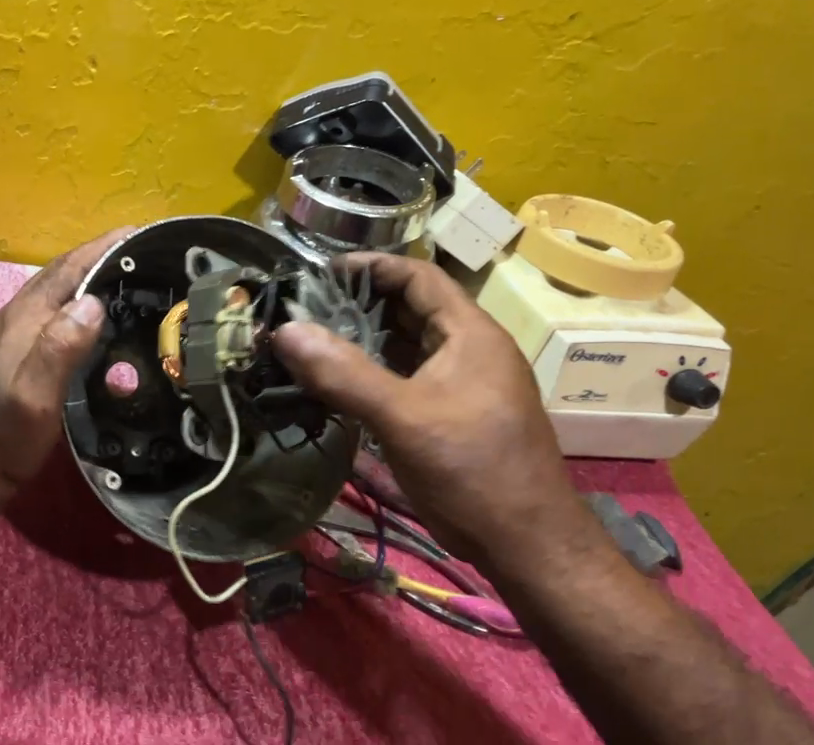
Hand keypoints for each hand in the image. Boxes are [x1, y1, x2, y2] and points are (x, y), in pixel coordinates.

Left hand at [0, 229, 128, 490]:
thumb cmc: (8, 432)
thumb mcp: (35, 394)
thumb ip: (59, 347)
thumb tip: (93, 302)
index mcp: (24, 316)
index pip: (68, 268)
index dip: (102, 247)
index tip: (140, 232)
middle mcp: (20, 314)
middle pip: (64, 272)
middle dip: (101, 254)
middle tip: (145, 249)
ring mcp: (19, 330)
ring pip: (60, 288)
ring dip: (92, 273)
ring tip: (132, 273)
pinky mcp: (24, 347)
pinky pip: (58, 308)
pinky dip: (84, 298)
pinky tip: (104, 313)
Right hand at [274, 253, 602, 573]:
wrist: (528, 547)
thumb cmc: (473, 471)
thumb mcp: (402, 418)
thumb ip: (343, 372)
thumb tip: (285, 330)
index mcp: (470, 334)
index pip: (419, 276)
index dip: (371, 266)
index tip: (320, 272)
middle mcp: (470, 350)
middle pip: (410, 307)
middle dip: (358, 302)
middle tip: (304, 308)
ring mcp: (464, 383)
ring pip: (406, 344)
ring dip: (362, 338)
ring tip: (311, 340)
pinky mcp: (453, 413)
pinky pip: (406, 375)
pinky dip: (372, 370)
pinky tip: (337, 382)